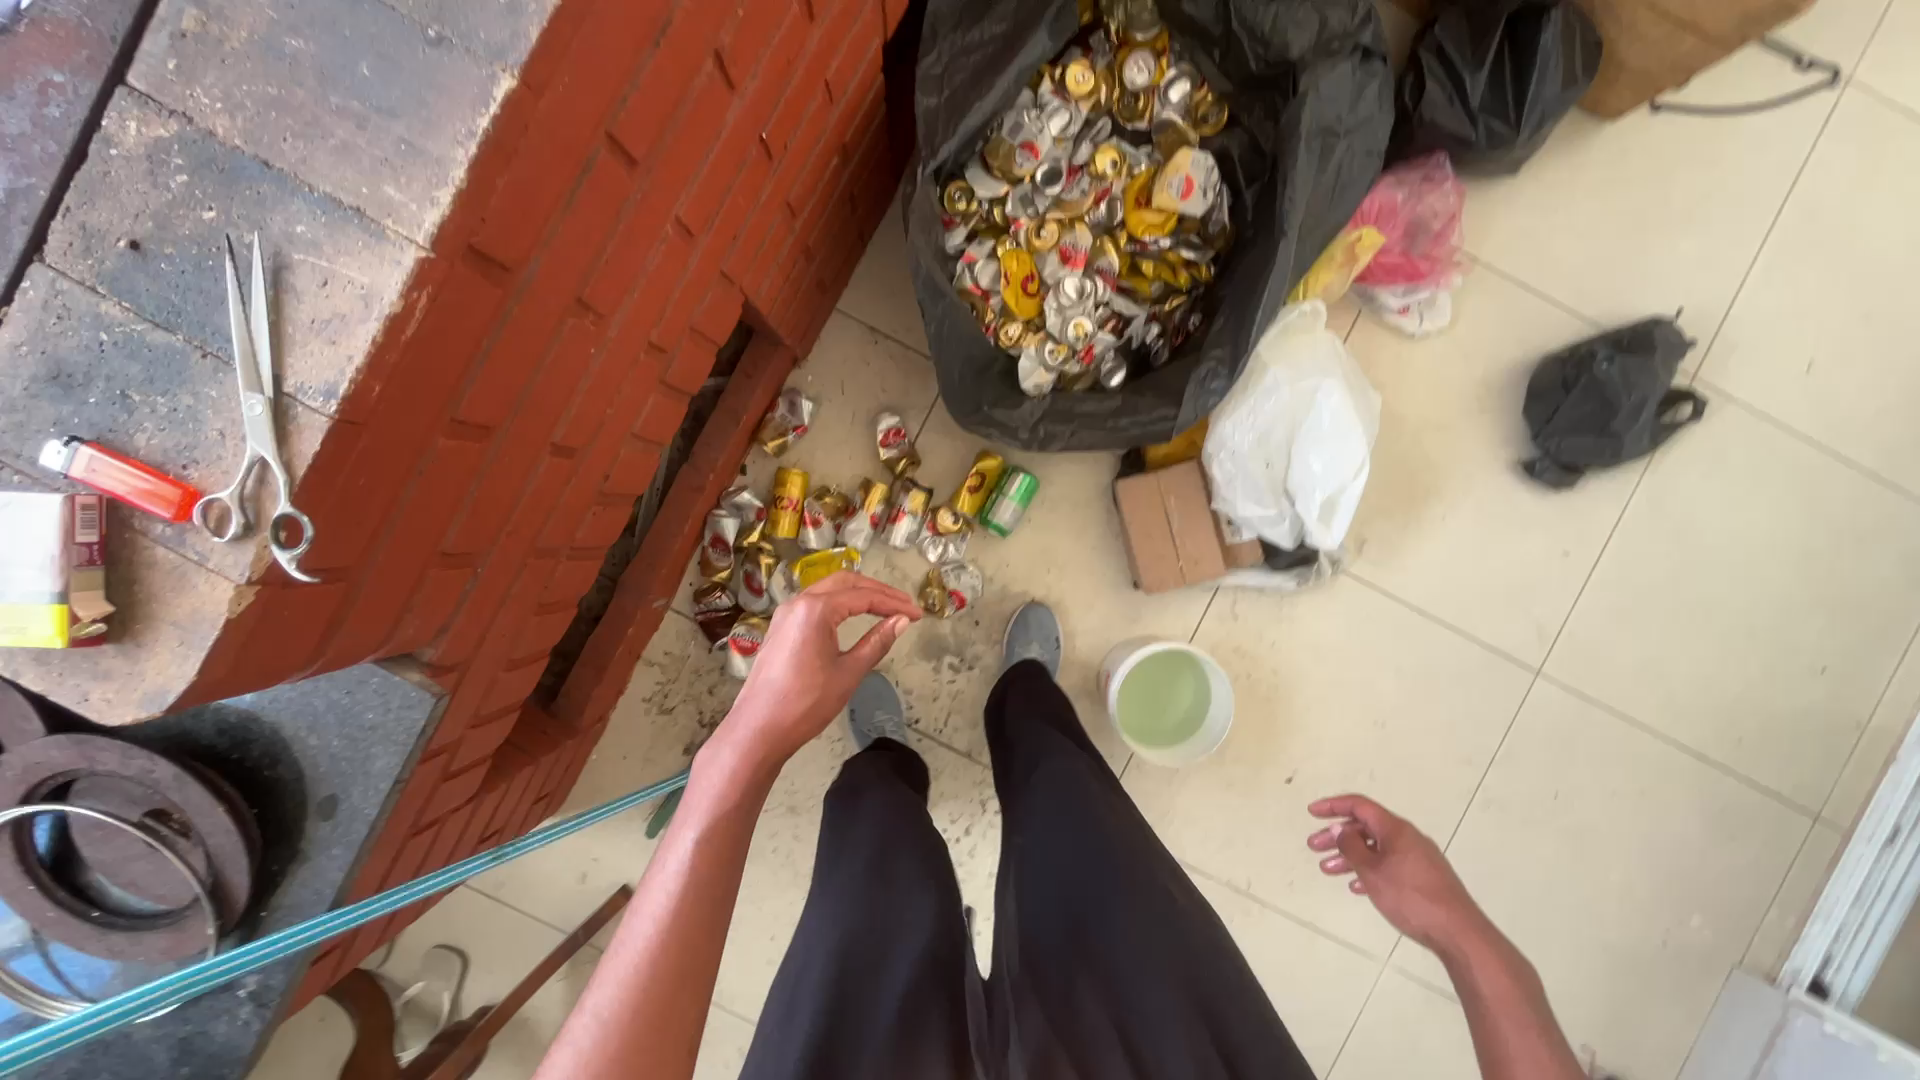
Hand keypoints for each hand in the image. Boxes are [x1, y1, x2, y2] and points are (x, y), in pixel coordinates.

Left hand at [717, 572, 921, 770]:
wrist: (759, 729)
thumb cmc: (807, 703)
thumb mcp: (848, 673)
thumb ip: (877, 642)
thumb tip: (901, 621)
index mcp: (816, 610)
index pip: (864, 597)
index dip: (894, 603)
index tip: (918, 615)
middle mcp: (798, 603)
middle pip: (845, 583)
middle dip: (877, 591)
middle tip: (904, 605)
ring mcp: (785, 614)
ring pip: (827, 590)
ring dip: (857, 595)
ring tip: (884, 608)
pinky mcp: (780, 628)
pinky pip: (814, 604)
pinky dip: (838, 604)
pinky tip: (853, 617)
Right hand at [1308, 794, 1489, 957]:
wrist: (1458, 932)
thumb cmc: (1410, 897)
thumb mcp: (1372, 871)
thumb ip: (1351, 847)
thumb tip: (1340, 829)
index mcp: (1395, 829)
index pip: (1359, 806)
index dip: (1333, 806)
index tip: (1312, 812)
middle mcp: (1407, 838)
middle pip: (1365, 828)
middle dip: (1337, 836)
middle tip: (1314, 847)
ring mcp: (1417, 858)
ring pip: (1375, 849)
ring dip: (1350, 856)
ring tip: (1327, 870)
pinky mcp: (1423, 878)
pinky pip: (1388, 865)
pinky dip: (1369, 871)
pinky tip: (1356, 886)